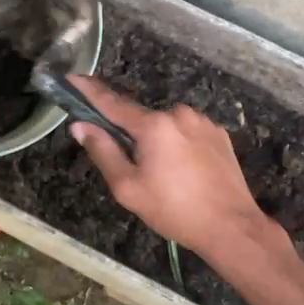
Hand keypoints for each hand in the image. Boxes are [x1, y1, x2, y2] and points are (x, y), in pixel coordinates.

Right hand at [66, 76, 270, 259]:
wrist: (231, 226)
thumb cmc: (174, 210)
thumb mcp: (128, 187)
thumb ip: (103, 151)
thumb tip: (81, 126)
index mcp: (154, 125)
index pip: (112, 102)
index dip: (89, 90)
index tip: (72, 77)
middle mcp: (178, 114)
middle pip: (140, 119)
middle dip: (130, 136)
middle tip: (131, 169)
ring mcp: (202, 122)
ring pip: (165, 127)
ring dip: (156, 142)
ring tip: (164, 178)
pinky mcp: (218, 134)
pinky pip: (186, 133)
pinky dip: (177, 145)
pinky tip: (184, 173)